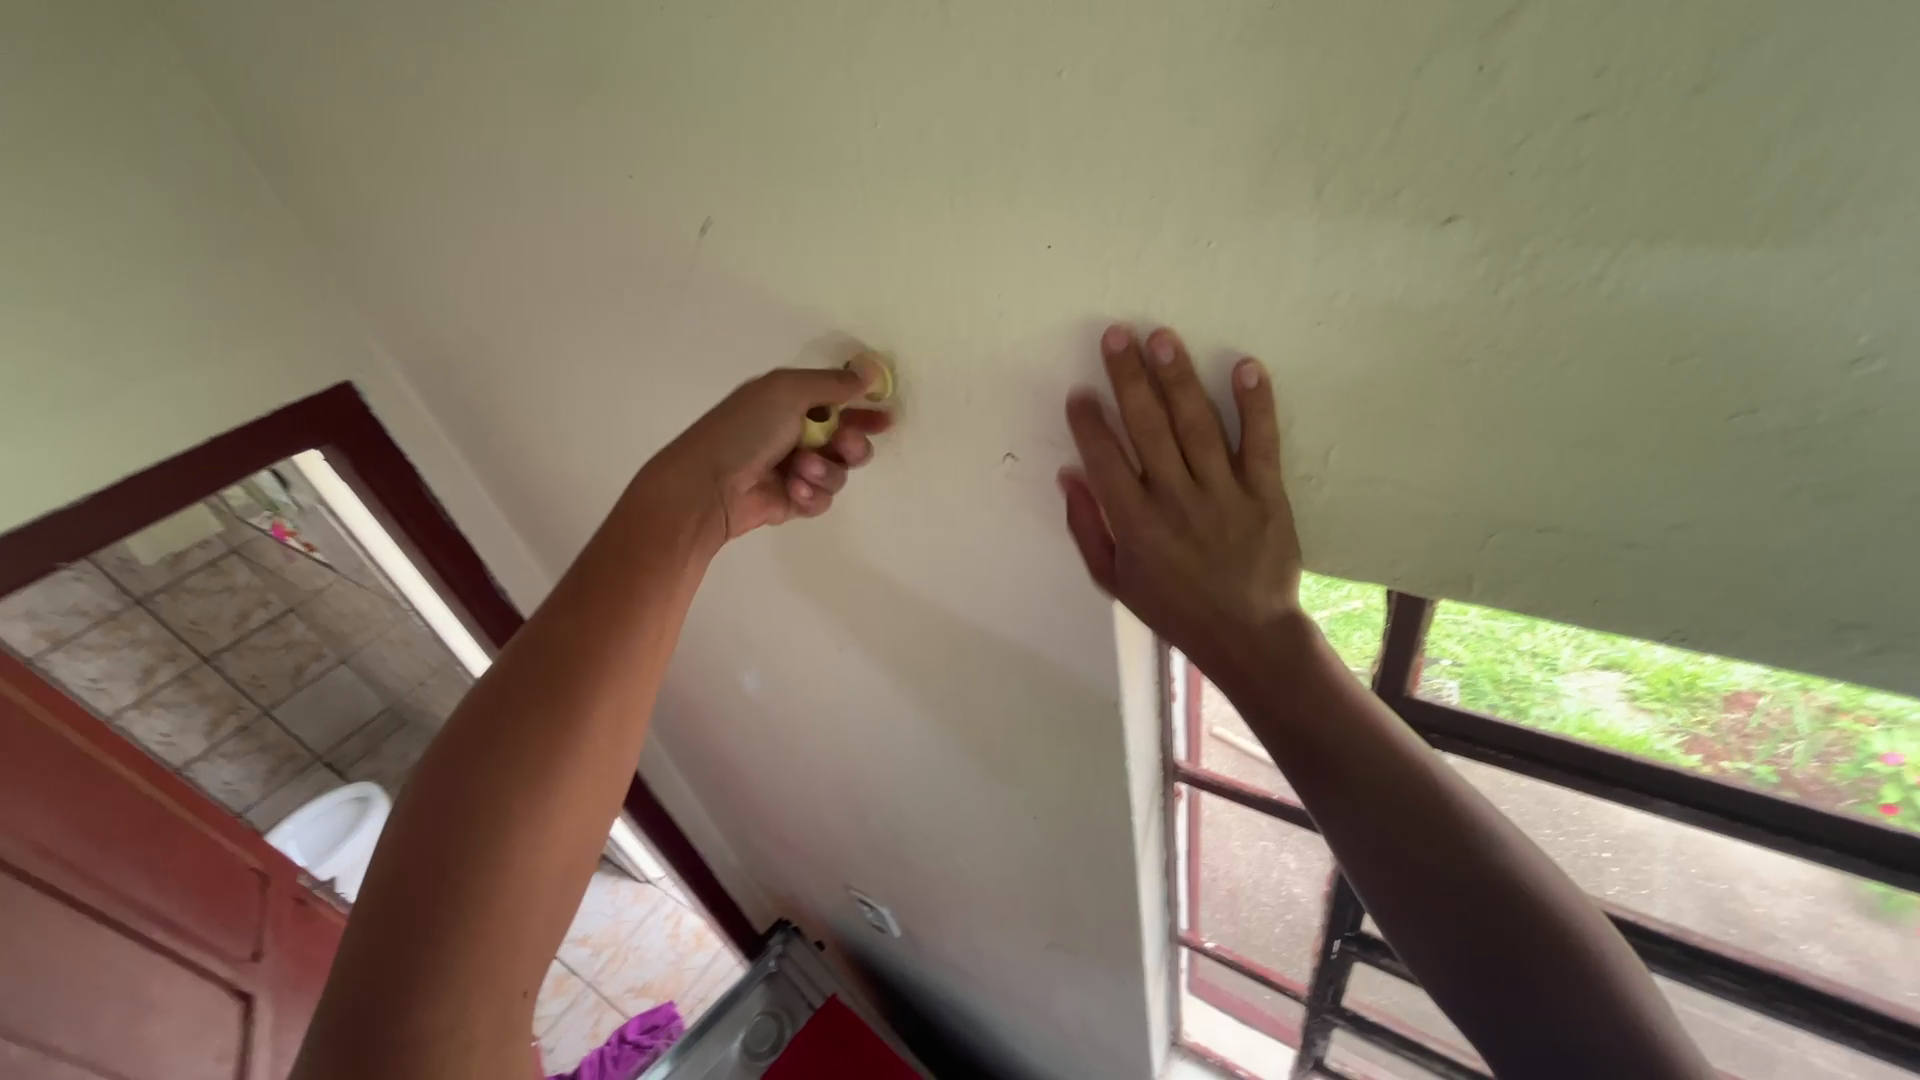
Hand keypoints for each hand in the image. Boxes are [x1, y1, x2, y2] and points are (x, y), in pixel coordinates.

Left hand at [639, 360, 891, 546]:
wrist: (708, 485)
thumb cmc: (745, 429)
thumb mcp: (788, 391)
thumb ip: (834, 383)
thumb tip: (873, 370)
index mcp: (793, 402)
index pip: (840, 403)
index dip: (865, 411)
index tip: (886, 418)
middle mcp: (797, 435)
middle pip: (850, 442)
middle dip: (853, 445)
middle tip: (844, 446)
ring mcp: (796, 470)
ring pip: (839, 473)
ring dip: (825, 471)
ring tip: (799, 469)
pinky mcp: (794, 502)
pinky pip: (823, 499)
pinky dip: (811, 494)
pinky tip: (792, 490)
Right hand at [1059, 324, 1302, 667]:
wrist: (1247, 634)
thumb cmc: (1174, 608)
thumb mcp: (1115, 581)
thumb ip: (1089, 528)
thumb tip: (1069, 477)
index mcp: (1135, 524)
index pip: (1105, 459)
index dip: (1089, 423)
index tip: (1079, 392)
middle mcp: (1175, 500)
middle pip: (1148, 429)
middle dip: (1129, 379)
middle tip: (1116, 336)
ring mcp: (1224, 494)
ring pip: (1197, 426)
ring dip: (1178, 379)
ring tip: (1162, 338)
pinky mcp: (1266, 494)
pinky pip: (1260, 443)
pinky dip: (1255, 404)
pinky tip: (1245, 366)